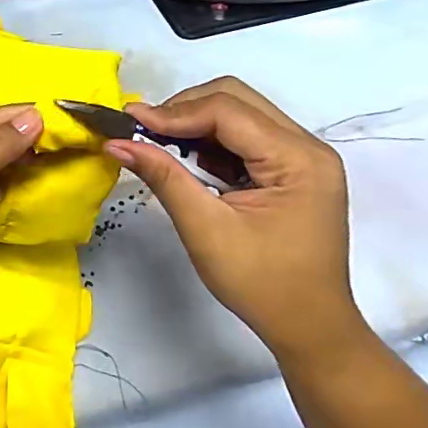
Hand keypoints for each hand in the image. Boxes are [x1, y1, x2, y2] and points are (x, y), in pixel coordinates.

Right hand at [105, 78, 369, 365]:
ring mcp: (302, 154)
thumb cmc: (263, 285)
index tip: (129, 121)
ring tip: (161, 144)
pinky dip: (210, 137)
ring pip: (237, 109)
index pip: (227, 112)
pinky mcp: (291, 165)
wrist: (310, 329)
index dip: (174, 113)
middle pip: (234, 98)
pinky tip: (189, 158)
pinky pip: (244, 131)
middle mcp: (307, 146)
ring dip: (195, 120)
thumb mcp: (206, 230)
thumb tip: (117, 142)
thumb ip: (164, 177)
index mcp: (299, 160)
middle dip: (184, 109)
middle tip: (144, 131)